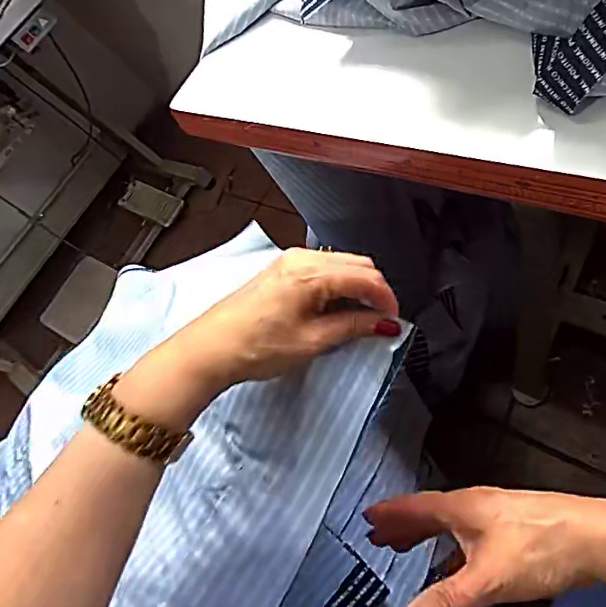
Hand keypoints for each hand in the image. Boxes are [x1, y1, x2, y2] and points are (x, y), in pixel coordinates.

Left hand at [159, 249, 401, 396]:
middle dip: (373, 291)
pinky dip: (335, 286)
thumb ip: (353, 326)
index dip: (387, 299)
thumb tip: (382, 323)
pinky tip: (333, 311)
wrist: (211, 348)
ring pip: (340, 265)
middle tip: (379, 321)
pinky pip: (321, 269)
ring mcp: (288, 261)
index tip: (393, 320)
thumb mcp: (312, 341)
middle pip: (356, 264)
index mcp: (310, 273)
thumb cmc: (252, 345)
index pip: (366, 276)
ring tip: (356, 321)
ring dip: (355, 288)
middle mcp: (299, 259)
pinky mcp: (280, 270)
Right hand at [363, 488, 605, 606]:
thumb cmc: (540, 548)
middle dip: (404, 525)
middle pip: (430, 513)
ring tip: (412, 547)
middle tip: (381, 535)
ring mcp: (500, 515)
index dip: (390, 514)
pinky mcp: (520, 528)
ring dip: (428, 534)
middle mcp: (476, 505)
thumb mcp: (487, 580)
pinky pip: (472, 533)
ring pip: (453, 522)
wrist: (598, 537)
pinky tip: (463, 562)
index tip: (368, 516)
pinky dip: (455, 545)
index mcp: (460, 508)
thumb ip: (445, 604)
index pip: (414, 507)